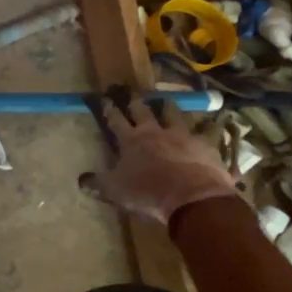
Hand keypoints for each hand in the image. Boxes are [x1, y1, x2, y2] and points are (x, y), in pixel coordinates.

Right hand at [85, 96, 237, 223]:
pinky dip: (206, 131)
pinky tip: (210, 129)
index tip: (105, 98)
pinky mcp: (207, 147)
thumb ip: (98, 183)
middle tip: (133, 93)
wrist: (194, 199)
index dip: (109, 108)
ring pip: (175, 115)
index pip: (115, 118)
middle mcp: (155, 132)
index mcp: (131, 139)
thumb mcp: (115, 190)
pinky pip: (207, 134)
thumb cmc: (148, 192)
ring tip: (167, 102)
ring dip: (169, 108)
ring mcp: (183, 137)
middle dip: (136, 101)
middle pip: (144, 110)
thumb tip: (81, 181)